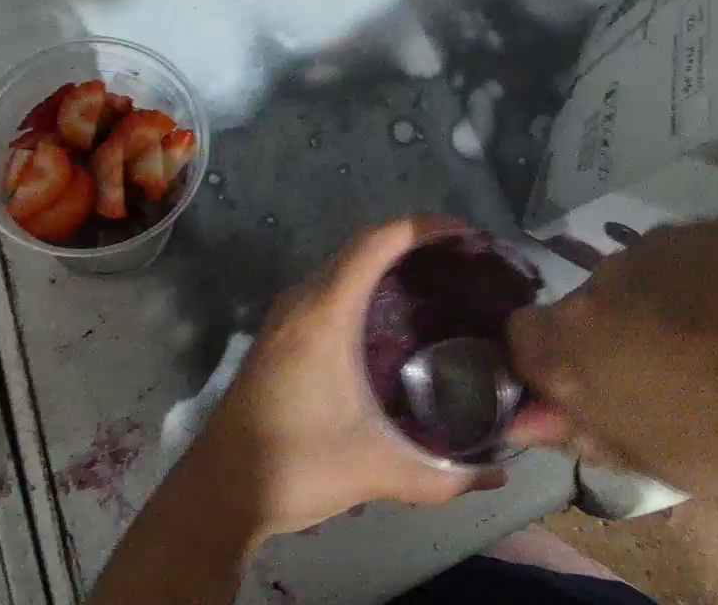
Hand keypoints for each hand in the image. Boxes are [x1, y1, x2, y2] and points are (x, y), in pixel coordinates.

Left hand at [183, 215, 507, 538]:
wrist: (219, 490)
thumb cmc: (295, 465)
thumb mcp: (375, 470)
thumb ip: (443, 477)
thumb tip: (498, 473)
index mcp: (325, 313)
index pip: (377, 243)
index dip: (423, 227)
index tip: (467, 234)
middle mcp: (303, 300)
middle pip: (363, 246)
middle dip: (413, 243)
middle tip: (463, 264)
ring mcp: (286, 315)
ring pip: (344, 266)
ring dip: (387, 264)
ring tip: (437, 286)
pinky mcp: (280, 333)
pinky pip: (330, 287)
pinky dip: (366, 285)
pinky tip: (393, 321)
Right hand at [506, 221, 717, 502]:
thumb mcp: (646, 456)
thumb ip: (577, 427)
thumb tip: (527, 417)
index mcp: (572, 341)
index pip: (519, 334)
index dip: (542, 360)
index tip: (578, 387)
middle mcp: (601, 280)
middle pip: (585, 306)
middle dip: (612, 335)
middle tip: (664, 376)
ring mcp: (656, 246)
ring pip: (637, 278)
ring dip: (657, 306)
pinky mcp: (707, 227)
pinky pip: (685, 257)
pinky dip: (701, 281)